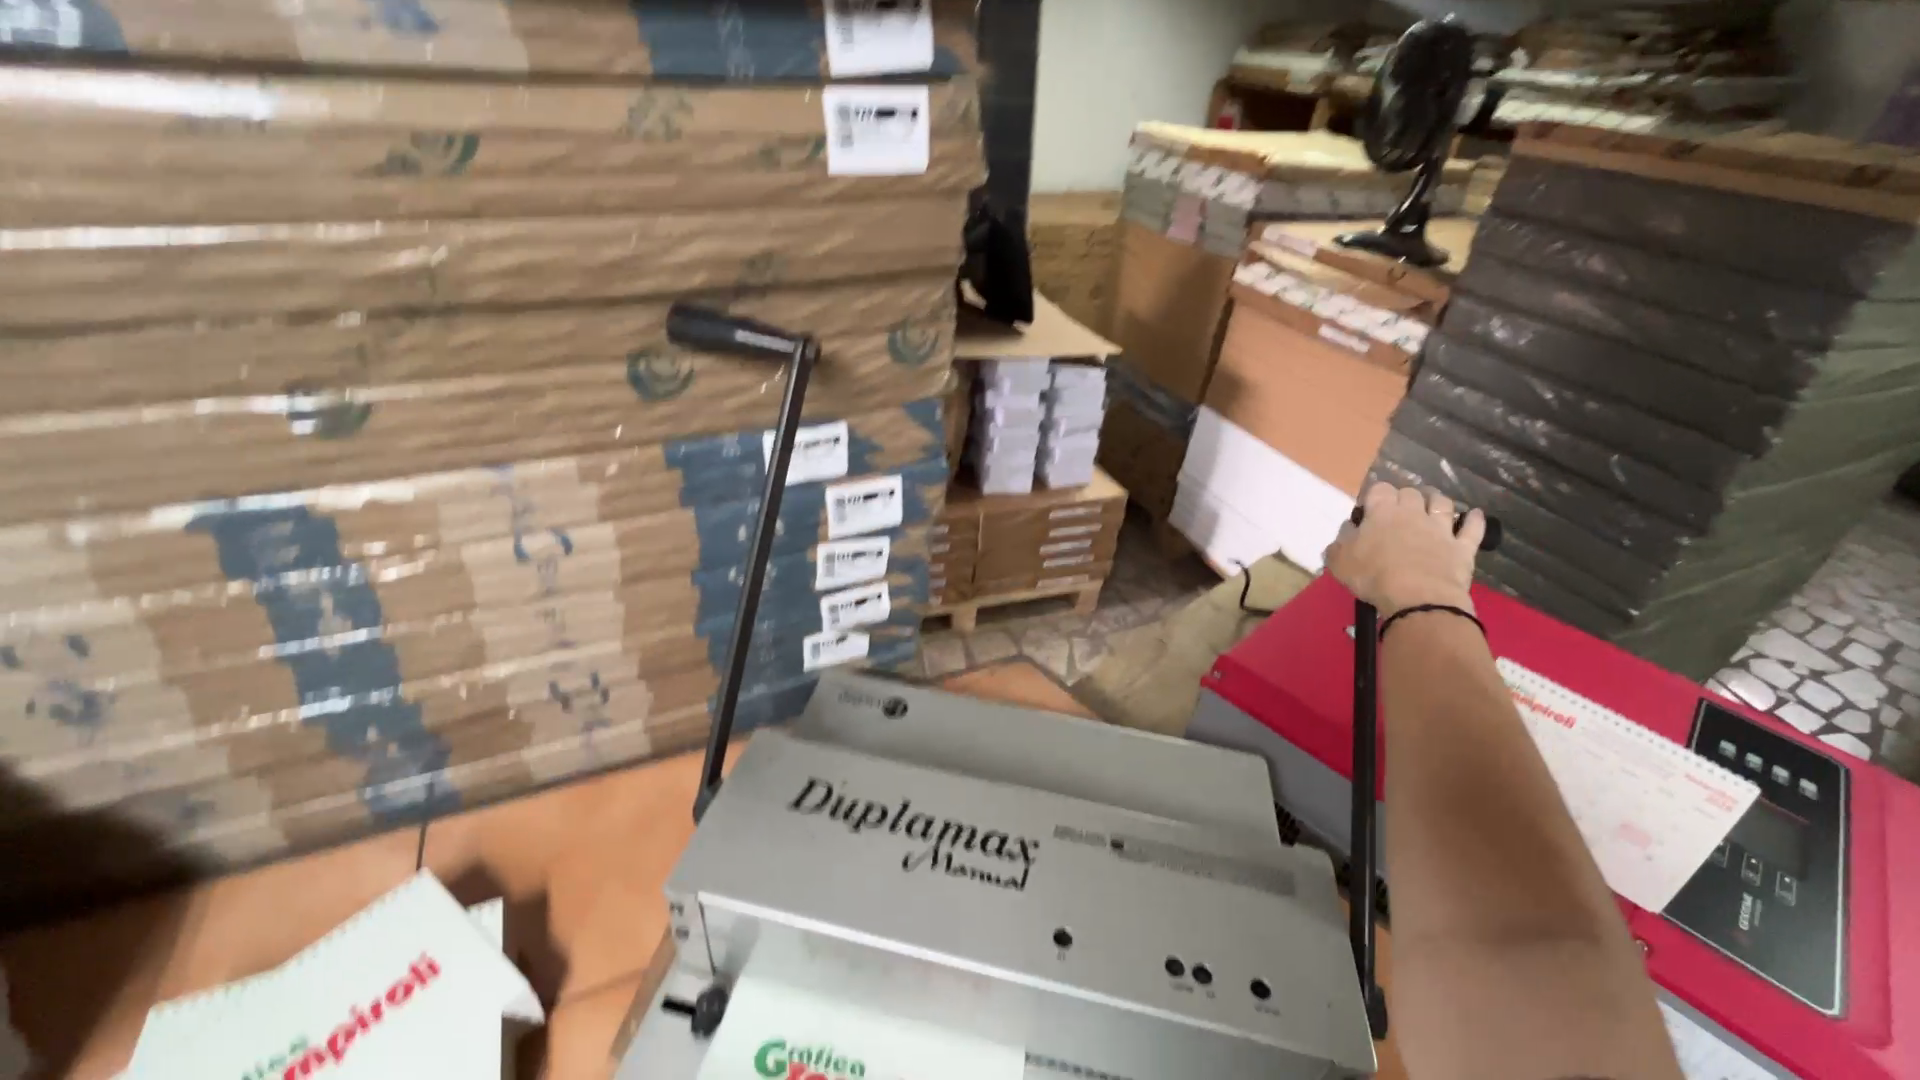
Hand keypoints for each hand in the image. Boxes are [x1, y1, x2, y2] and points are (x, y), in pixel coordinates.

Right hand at [1324, 483, 1484, 616]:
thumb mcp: (1339, 560)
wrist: (1417, 597)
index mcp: (1382, 512)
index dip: (1374, 495)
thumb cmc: (1372, 576)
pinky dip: (1474, 520)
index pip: (1379, 489)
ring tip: (1432, 505)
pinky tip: (1475, 515)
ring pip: (1442, 503)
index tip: (1368, 509)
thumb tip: (1349, 528)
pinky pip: (1472, 528)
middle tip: (1398, 510)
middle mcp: (1413, 513)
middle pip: (1410, 493)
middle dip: (1404, 497)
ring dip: (1436, 500)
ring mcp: (1441, 528)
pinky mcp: (1462, 546)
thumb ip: (1340, 541)